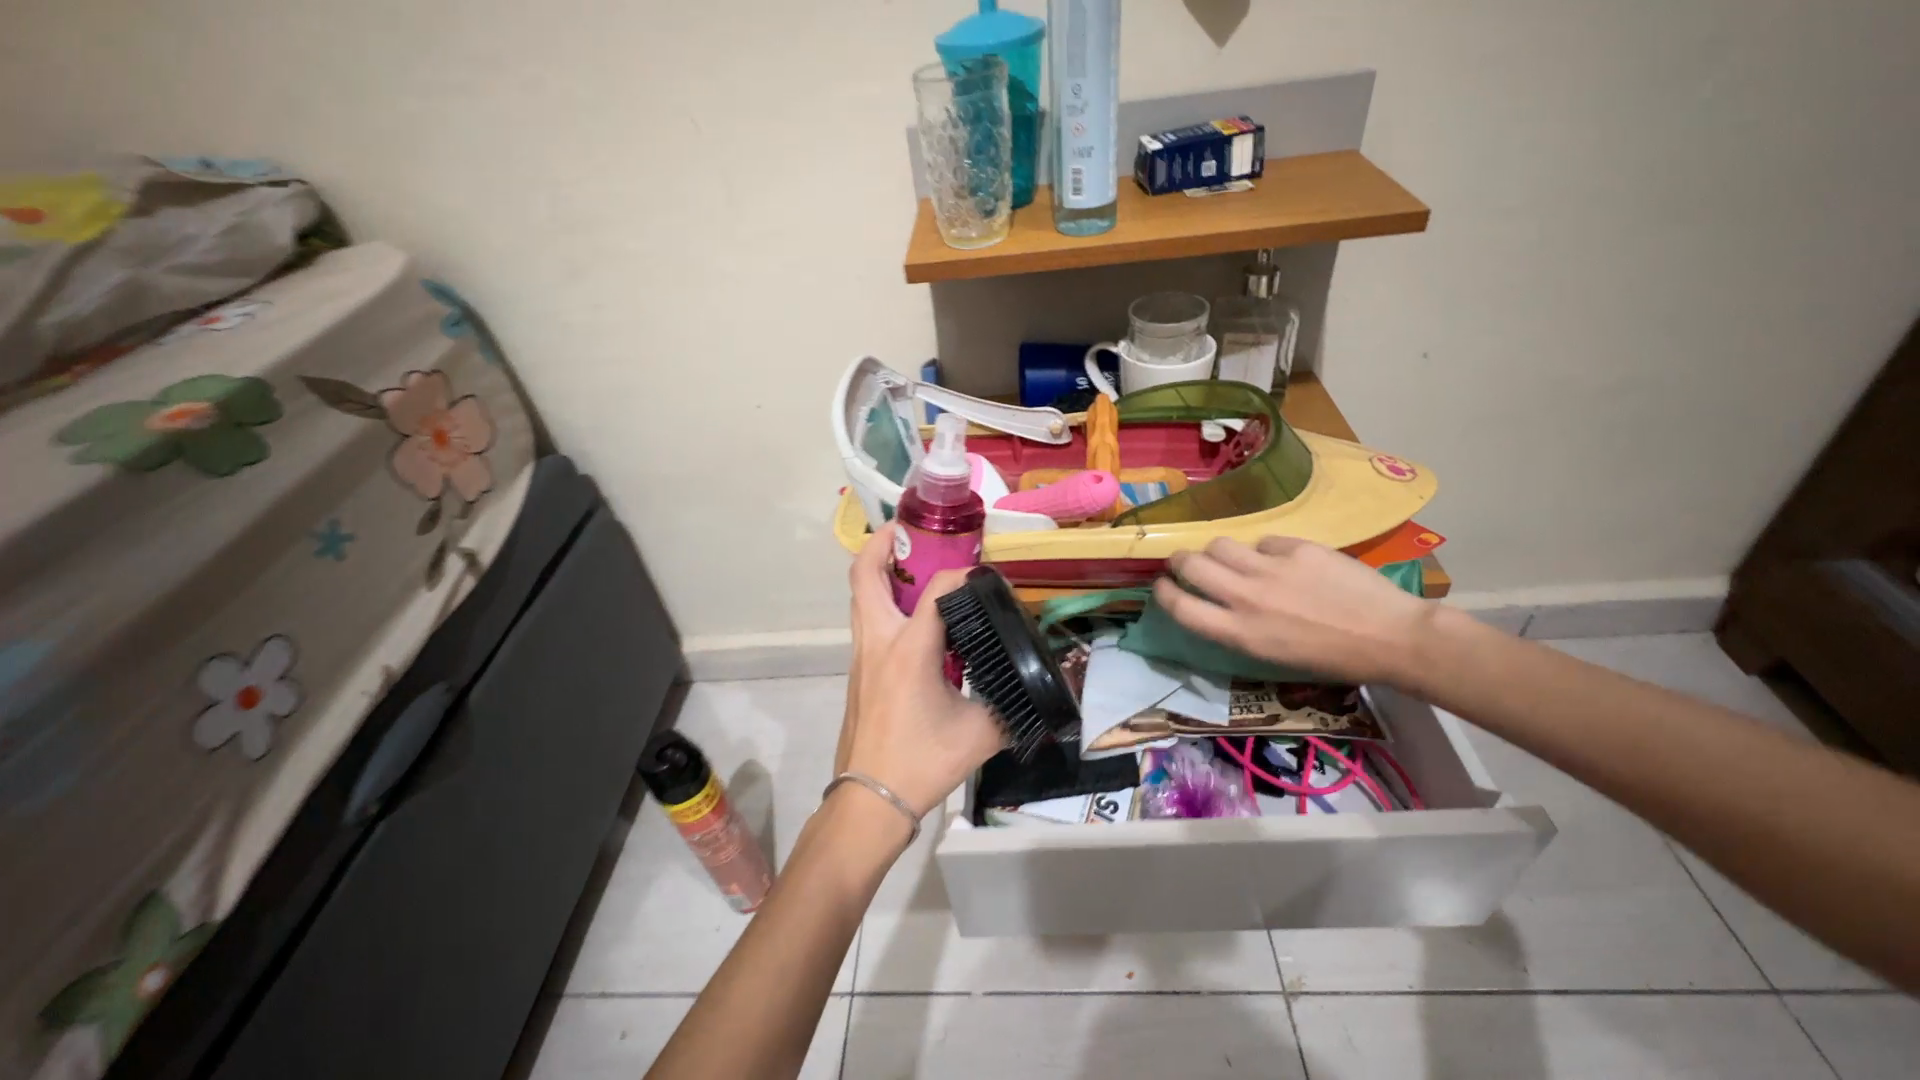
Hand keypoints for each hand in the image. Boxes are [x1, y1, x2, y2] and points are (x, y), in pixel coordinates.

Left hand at [837, 526, 1003, 819]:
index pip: (937, 588)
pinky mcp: (858, 674)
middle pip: (866, 575)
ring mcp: (861, 658)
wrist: (869, 801)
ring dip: (882, 574)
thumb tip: (1038, 691)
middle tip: (916, 533)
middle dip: (886, 544)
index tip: (987, 575)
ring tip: (917, 569)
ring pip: (861, 598)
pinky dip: (885, 604)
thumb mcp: (980, 733)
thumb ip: (1012, 704)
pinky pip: (867, 623)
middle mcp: (877, 642)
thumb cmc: (922, 762)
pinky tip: (917, 622)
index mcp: (909, 649)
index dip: (964, 572)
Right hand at [1156, 536, 1435, 686]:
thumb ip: (1238, 629)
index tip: (1163, 586)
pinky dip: (1265, 550)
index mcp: (1239, 633)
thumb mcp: (1272, 656)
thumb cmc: (1332, 659)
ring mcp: (1271, 568)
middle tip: (1186, 564)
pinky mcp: (1297, 548)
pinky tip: (1283, 561)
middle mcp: (1245, 598)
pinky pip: (1264, 541)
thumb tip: (1218, 605)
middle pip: (1190, 564)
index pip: (1179, 605)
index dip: (1163, 592)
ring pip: (1220, 544)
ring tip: (1232, 558)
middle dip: (1181, 561)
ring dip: (1219, 552)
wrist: (1389, 637)